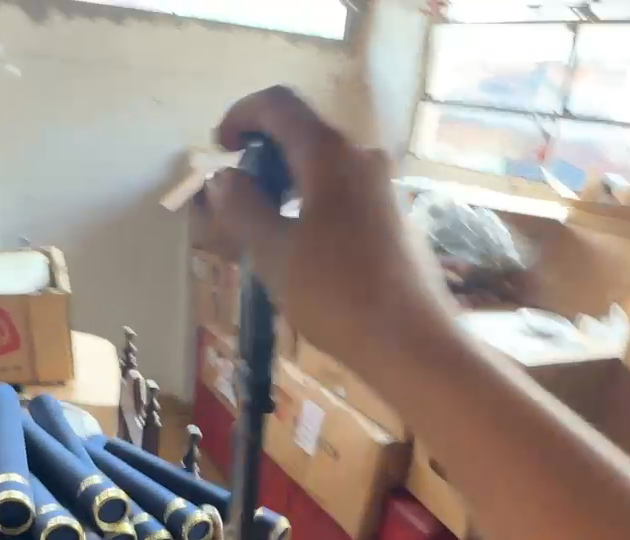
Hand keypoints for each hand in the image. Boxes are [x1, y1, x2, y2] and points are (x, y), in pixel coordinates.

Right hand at [205, 87, 453, 375]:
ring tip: (267, 233)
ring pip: (327, 172)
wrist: (411, 343)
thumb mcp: (274, 254)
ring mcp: (387, 191)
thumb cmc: (336, 295)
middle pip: (305, 137)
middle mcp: (364, 159)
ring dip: (289, 188)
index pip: (279, 106)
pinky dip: (315, 208)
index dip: (241, 116)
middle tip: (239, 201)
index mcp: (330, 155)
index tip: (218, 147)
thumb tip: (223, 178)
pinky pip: (346, 198)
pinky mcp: (398, 222)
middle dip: (265, 159)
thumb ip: (243, 209)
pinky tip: (307, 254)